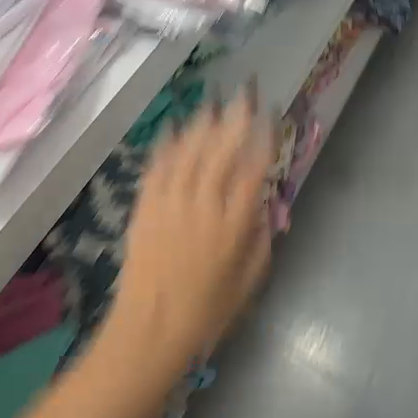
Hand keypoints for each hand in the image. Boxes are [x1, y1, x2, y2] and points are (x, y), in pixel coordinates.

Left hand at [106, 87, 275, 364]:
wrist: (151, 328)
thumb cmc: (208, 310)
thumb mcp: (249, 280)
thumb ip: (260, 237)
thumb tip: (263, 203)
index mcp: (234, 222)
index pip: (254, 167)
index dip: (264, 136)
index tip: (271, 112)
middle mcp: (203, 203)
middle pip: (222, 148)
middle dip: (235, 116)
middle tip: (245, 90)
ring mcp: (171, 200)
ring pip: (190, 149)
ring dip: (203, 121)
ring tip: (214, 99)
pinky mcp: (146, 203)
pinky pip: (159, 164)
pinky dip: (169, 143)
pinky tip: (176, 127)